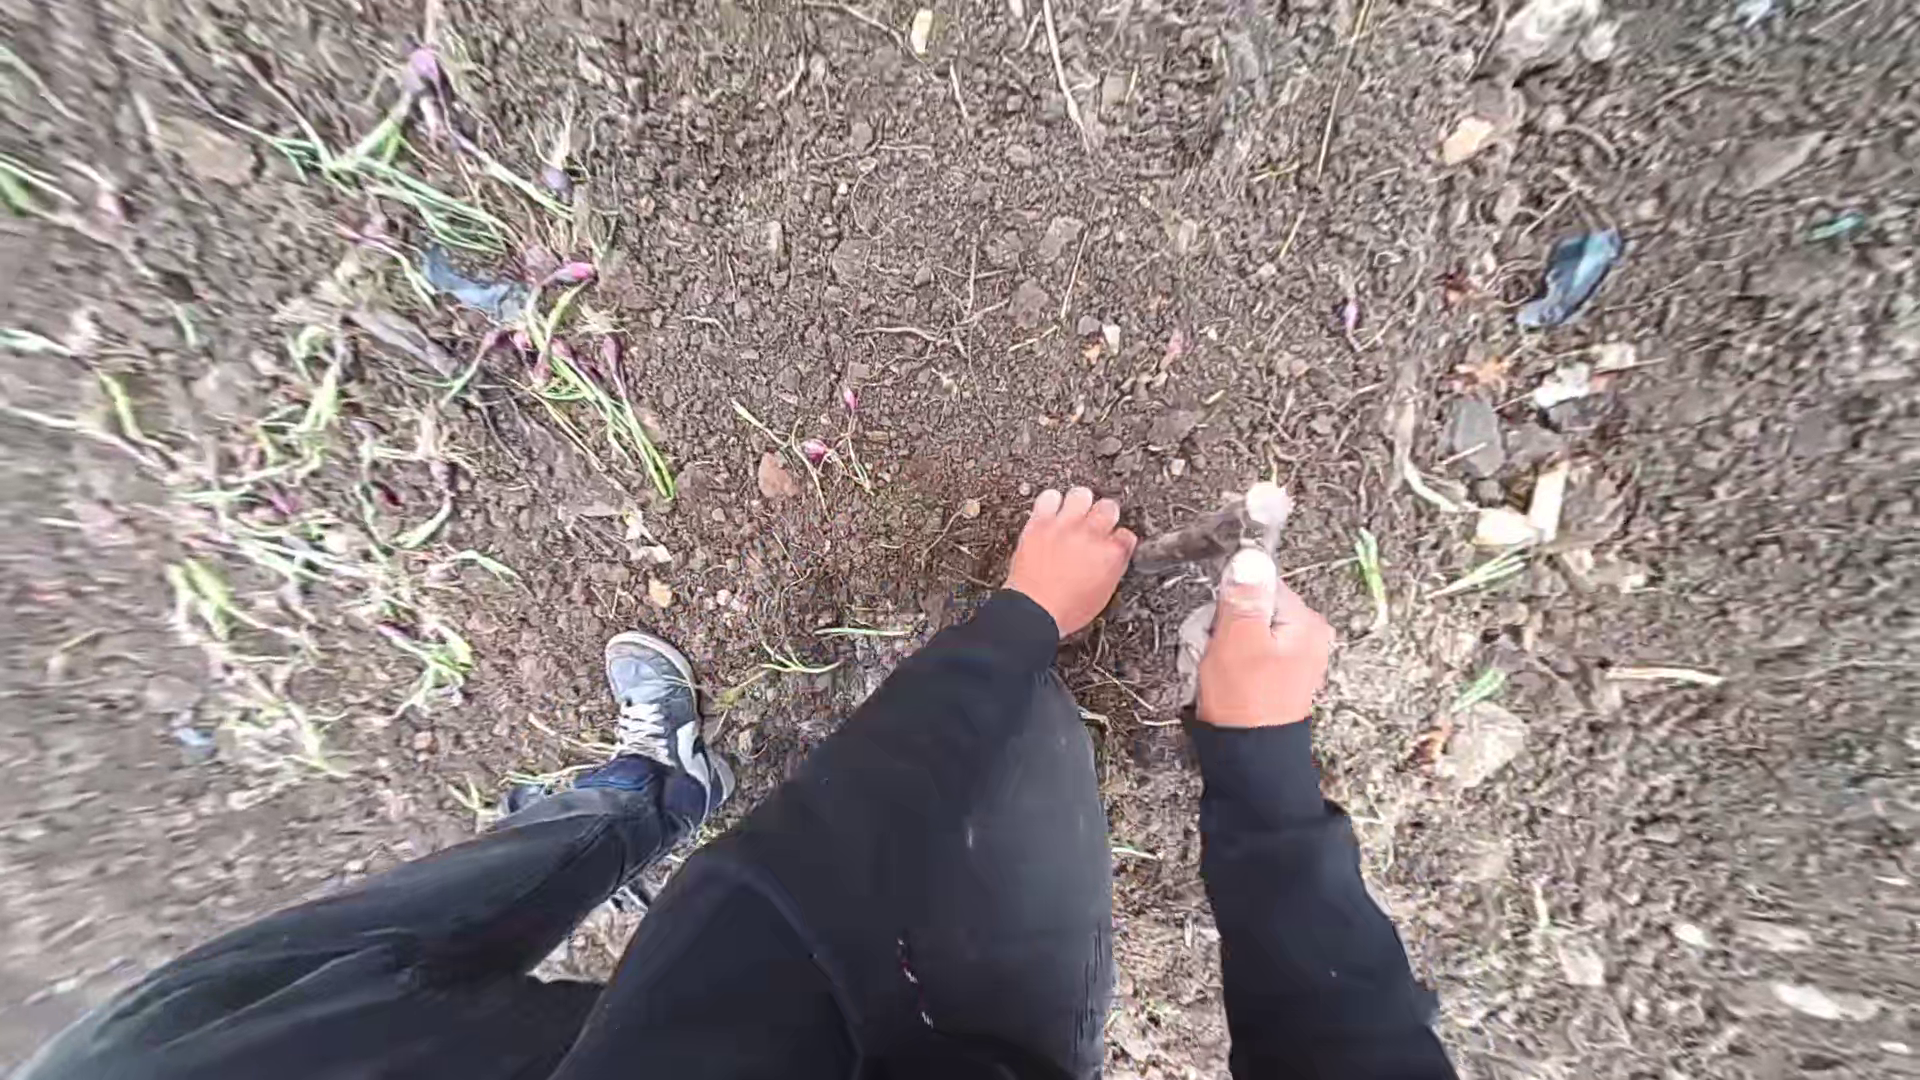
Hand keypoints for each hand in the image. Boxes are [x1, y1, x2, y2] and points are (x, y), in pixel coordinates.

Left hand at [1004, 487, 1137, 637]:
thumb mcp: (1103, 593)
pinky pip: (1049, 497)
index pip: (1126, 533)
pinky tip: (1052, 511)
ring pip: (1081, 494)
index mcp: (1112, 554)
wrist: (1033, 611)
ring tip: (1074, 513)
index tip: (1111, 541)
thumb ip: (1112, 566)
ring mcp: (1065, 526)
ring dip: (1080, 503)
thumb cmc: (1065, 609)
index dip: (1118, 538)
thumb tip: (1113, 555)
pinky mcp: (1040, 523)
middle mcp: (1091, 535)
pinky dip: (1051, 502)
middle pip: (1108, 507)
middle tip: (1095, 524)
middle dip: (1104, 515)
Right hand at [1197, 549, 1333, 727]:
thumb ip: (1244, 597)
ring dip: (1219, 639)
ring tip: (1215, 664)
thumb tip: (1251, 557)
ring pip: (1241, 625)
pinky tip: (1220, 673)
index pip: (1260, 583)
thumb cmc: (1244, 700)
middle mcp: (1305, 635)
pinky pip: (1243, 646)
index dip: (1230, 598)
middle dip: (1222, 621)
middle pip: (1250, 604)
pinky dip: (1226, 656)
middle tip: (1215, 646)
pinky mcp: (1273, 670)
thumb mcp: (1237, 639)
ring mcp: (1290, 654)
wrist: (1246, 754)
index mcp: (1306, 623)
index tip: (1219, 620)